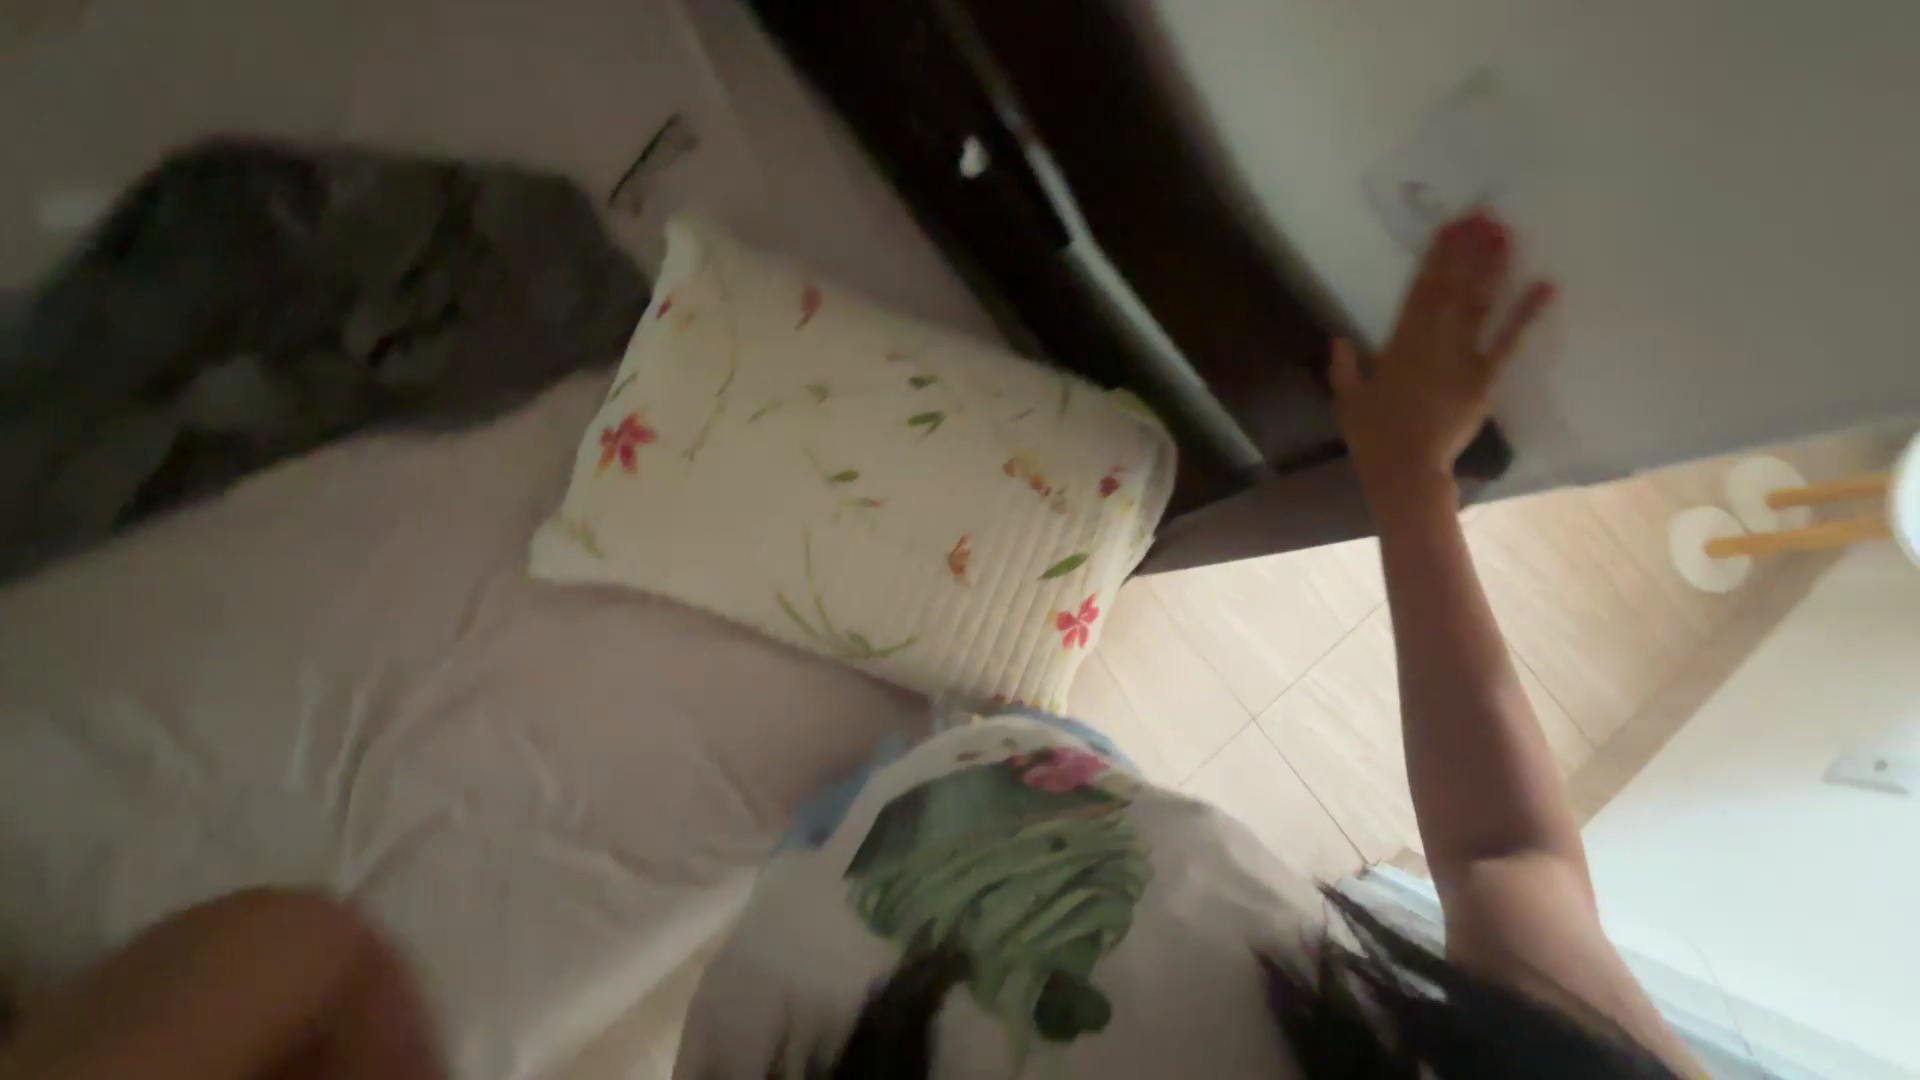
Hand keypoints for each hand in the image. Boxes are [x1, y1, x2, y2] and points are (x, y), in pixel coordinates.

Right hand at [1330, 211, 1553, 502]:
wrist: (1405, 468)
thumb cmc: (1371, 436)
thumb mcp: (1346, 401)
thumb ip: (1345, 368)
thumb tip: (1341, 339)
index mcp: (1399, 345)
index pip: (1420, 292)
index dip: (1436, 258)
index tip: (1449, 229)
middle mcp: (1433, 342)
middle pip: (1453, 288)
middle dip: (1467, 252)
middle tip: (1484, 217)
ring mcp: (1462, 358)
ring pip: (1479, 305)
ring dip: (1494, 269)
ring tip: (1506, 236)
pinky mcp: (1485, 378)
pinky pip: (1508, 342)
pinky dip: (1526, 314)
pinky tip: (1544, 286)